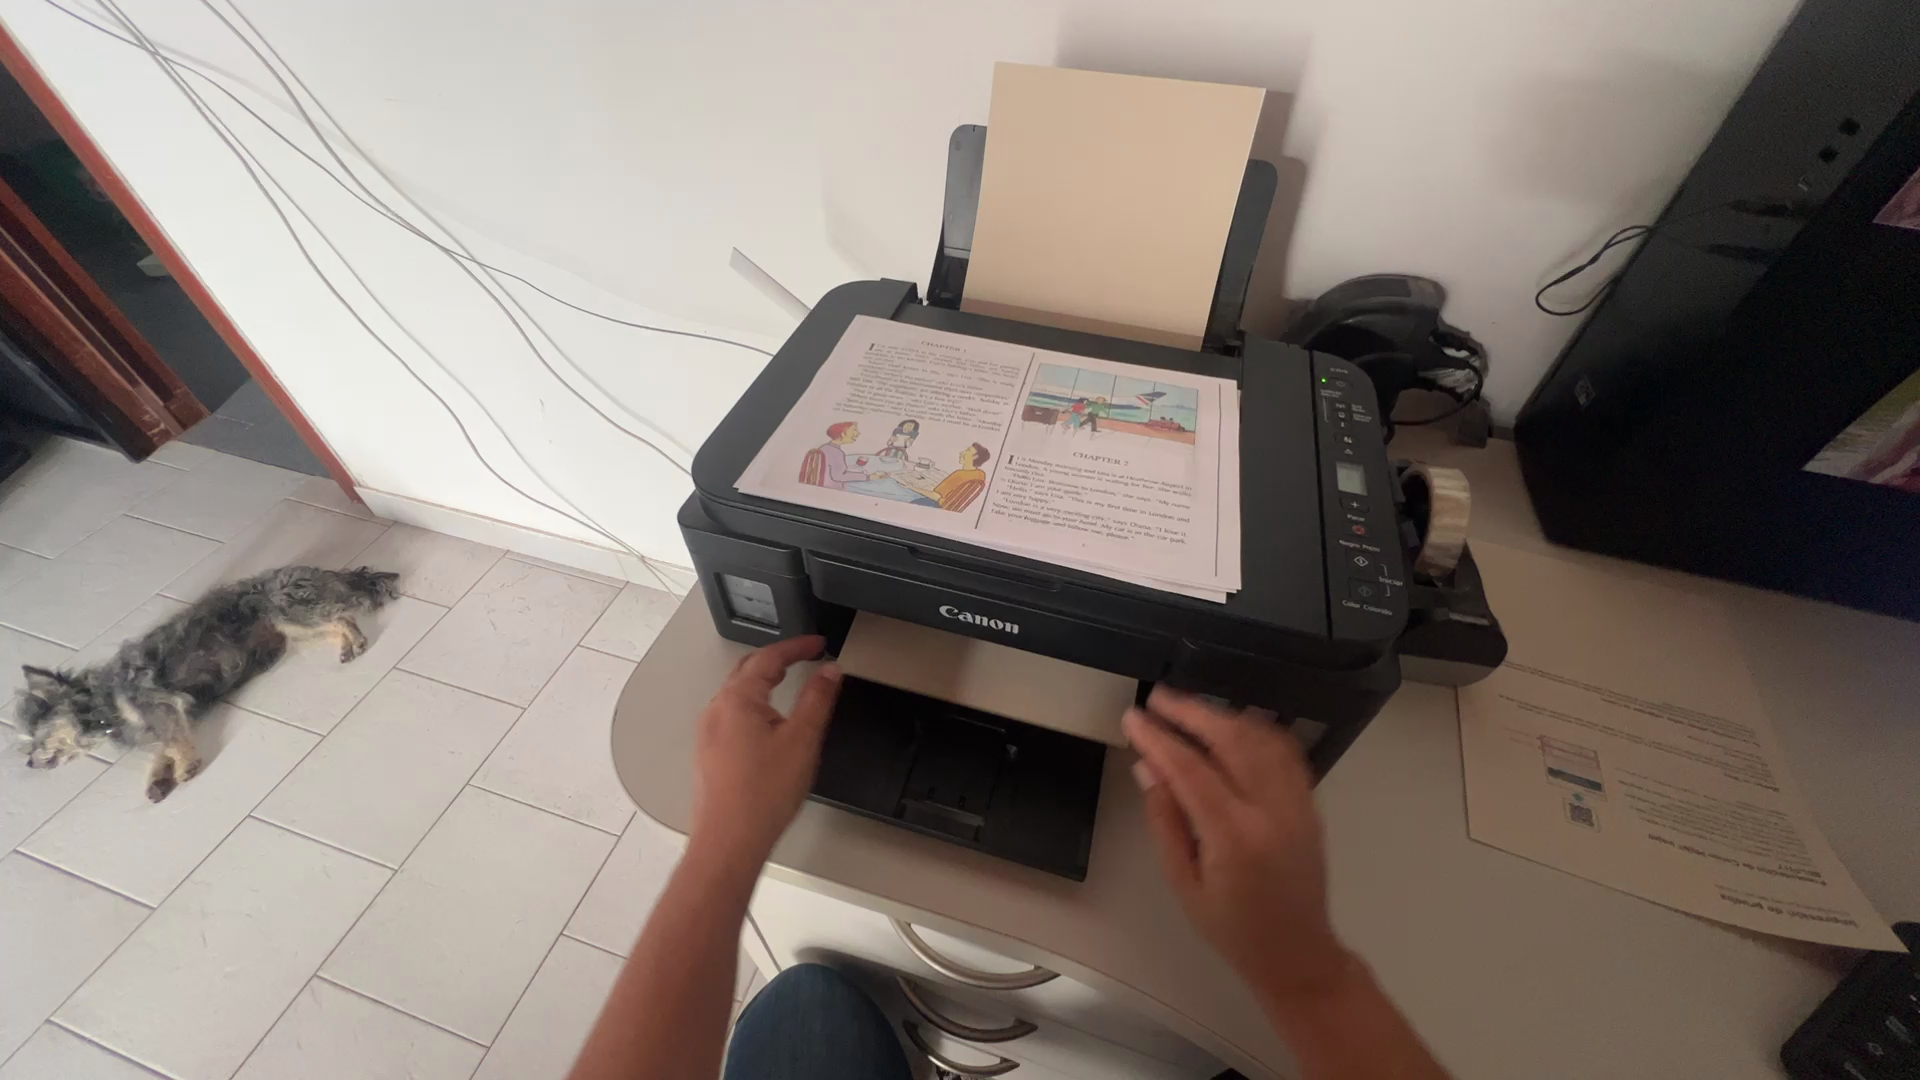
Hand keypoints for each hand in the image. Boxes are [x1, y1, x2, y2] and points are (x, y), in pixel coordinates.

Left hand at [690, 636, 841, 863]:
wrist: (730, 842)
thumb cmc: (763, 793)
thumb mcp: (803, 739)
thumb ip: (818, 698)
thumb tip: (830, 671)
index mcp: (737, 699)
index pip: (769, 658)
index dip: (797, 646)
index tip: (819, 644)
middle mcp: (717, 710)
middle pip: (748, 669)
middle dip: (778, 659)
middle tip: (806, 655)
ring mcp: (709, 733)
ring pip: (738, 692)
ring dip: (765, 680)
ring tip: (790, 680)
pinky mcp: (710, 753)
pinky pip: (733, 713)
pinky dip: (755, 702)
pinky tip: (769, 719)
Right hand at [1124, 687, 1354, 1006]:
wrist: (1298, 955)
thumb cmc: (1231, 927)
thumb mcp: (1182, 882)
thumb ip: (1165, 820)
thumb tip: (1148, 766)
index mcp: (1235, 838)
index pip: (1190, 770)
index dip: (1158, 738)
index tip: (1133, 717)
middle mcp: (1272, 812)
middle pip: (1231, 740)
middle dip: (1191, 712)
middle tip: (1158, 698)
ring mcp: (1297, 803)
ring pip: (1261, 737)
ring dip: (1222, 715)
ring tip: (1188, 707)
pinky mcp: (1309, 802)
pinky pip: (1284, 751)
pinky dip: (1255, 728)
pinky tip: (1231, 723)